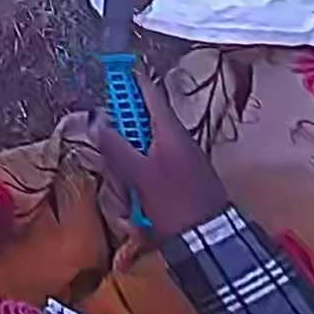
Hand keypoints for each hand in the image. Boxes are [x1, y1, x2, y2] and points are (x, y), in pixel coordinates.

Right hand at [93, 69, 229, 250]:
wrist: (216, 245)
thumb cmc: (175, 202)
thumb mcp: (138, 174)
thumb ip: (115, 145)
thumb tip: (97, 121)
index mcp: (169, 130)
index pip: (148, 92)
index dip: (129, 78)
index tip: (113, 67)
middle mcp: (178, 138)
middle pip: (142, 119)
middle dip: (122, 127)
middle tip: (106, 139)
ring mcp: (183, 158)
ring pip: (146, 142)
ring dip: (128, 153)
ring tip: (122, 178)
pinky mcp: (184, 176)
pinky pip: (154, 160)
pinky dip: (140, 168)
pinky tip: (134, 192)